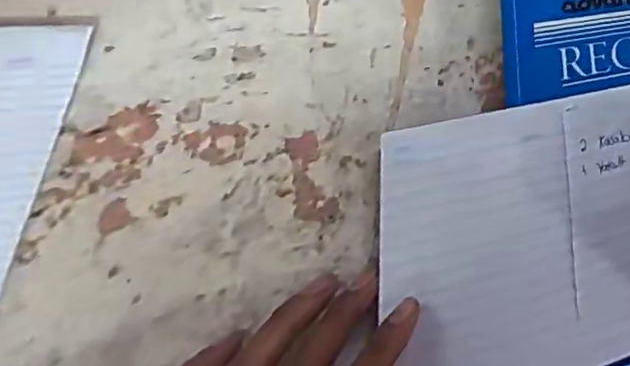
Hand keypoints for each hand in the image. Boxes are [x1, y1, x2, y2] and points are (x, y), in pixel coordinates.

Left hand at [184, 271, 419, 365]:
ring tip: (321, 283)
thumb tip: (394, 333)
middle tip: (368, 276)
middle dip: (347, 308)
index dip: (389, 338)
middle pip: (320, 345)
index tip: (409, 303)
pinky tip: (235, 335)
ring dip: (297, 312)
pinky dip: (220, 352)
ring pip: (267, 343)